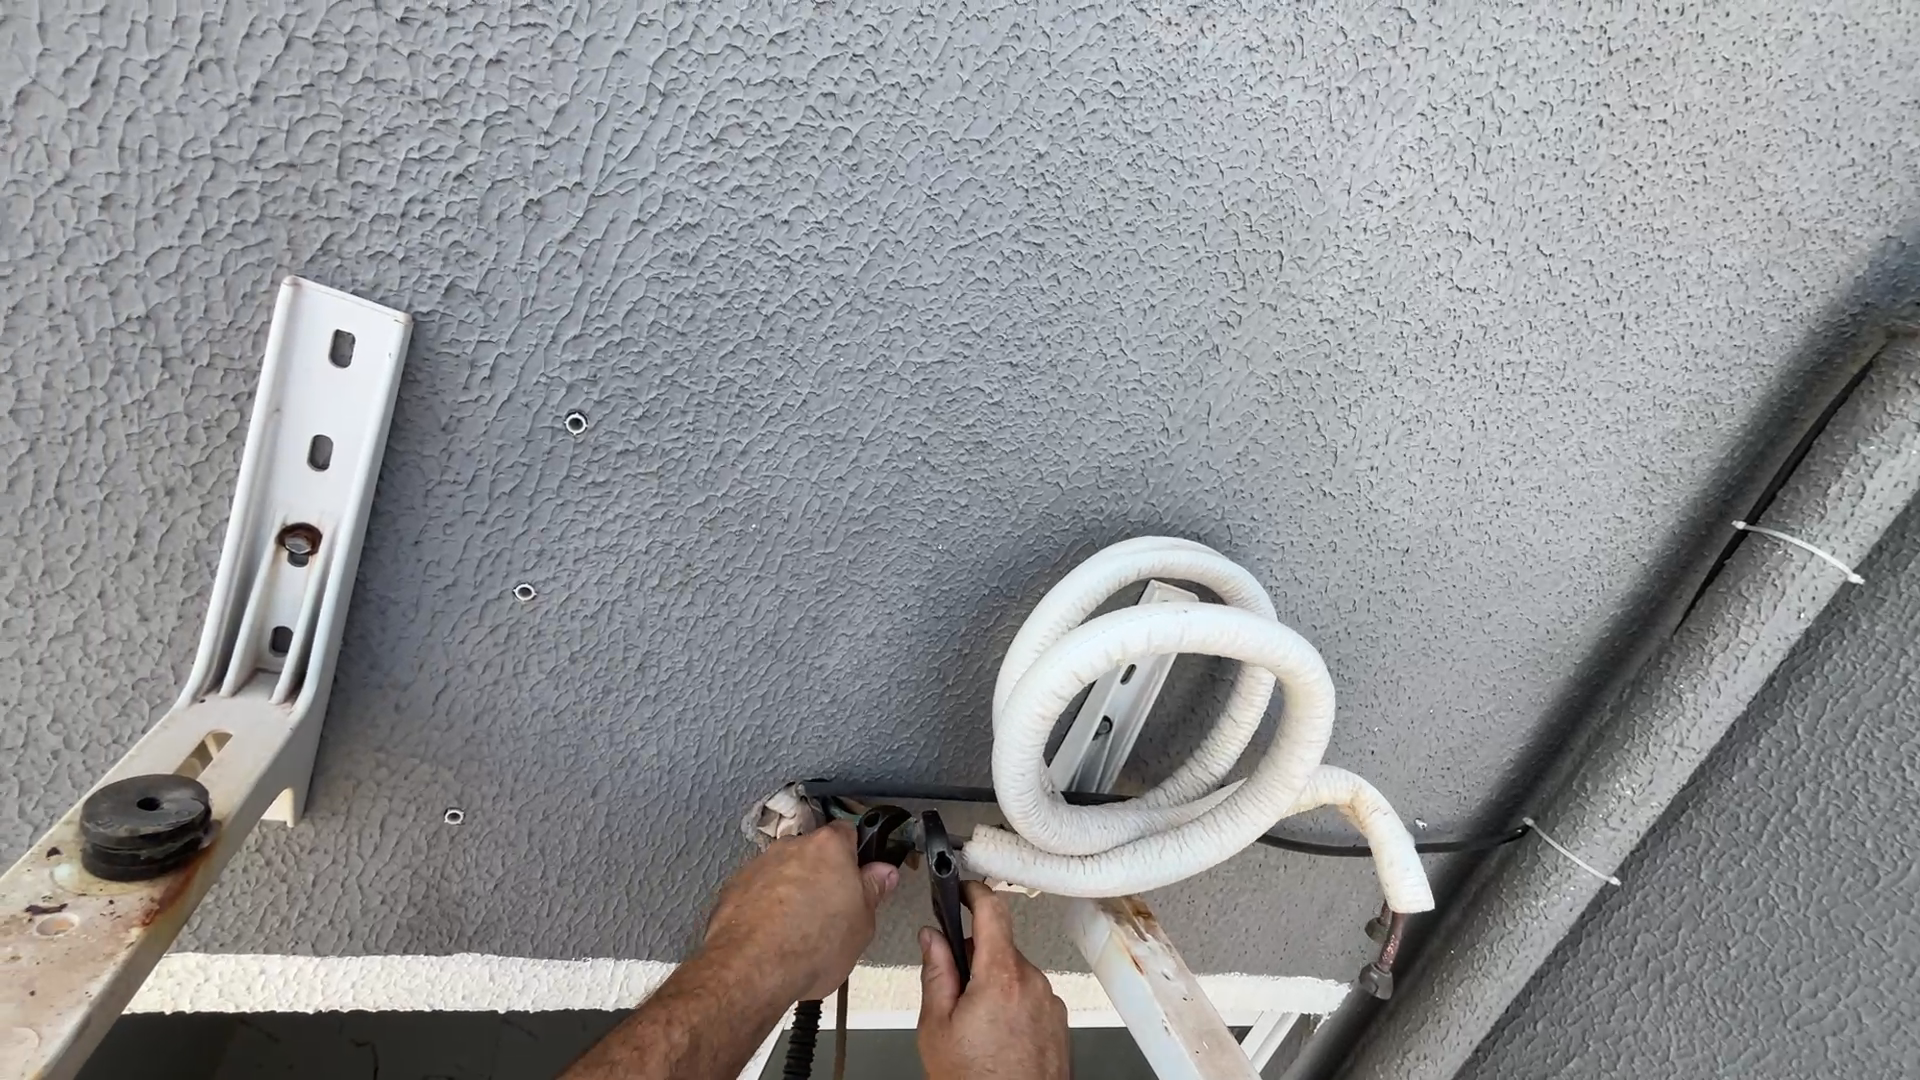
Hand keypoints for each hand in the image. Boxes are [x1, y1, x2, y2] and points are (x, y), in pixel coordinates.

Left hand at [703, 821, 898, 1001]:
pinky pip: (758, 890)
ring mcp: (761, 864)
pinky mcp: (734, 887)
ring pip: (785, 870)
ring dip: (792, 890)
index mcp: (830, 846)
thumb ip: (874, 890)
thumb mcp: (863, 923)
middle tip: (829, 909)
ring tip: (797, 930)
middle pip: (814, 852)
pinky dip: (765, 906)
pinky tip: (771, 936)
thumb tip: (884, 872)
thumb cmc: (813, 944)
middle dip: (821, 874)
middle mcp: (793, 845)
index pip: (848, 832)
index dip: (855, 854)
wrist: (751, 969)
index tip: (858, 876)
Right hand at [917, 881, 1070, 1079]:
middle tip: (955, 988)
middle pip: (1000, 946)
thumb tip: (931, 937)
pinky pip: (1031, 995)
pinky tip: (998, 1036)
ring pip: (1015, 972)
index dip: (974, 892)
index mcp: (1000, 975)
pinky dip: (1013, 1003)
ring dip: (995, 983)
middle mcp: (1032, 982)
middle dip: (976, 957)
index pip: (992, 910)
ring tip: (977, 1025)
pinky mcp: (1059, 1022)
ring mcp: (1050, 1002)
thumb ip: (935, 972)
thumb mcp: (936, 1028)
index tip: (962, 888)